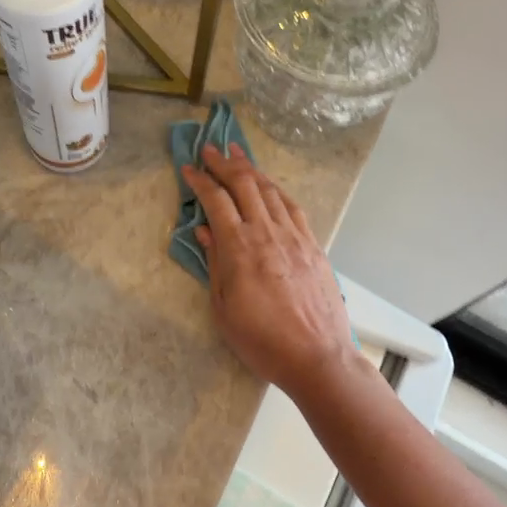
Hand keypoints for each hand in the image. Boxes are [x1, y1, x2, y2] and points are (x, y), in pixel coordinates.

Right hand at [182, 144, 358, 393]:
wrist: (318, 357)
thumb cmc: (263, 340)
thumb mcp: (224, 309)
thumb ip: (215, 264)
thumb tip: (204, 231)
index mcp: (240, 247)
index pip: (216, 201)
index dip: (200, 181)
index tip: (188, 168)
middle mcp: (267, 232)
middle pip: (244, 184)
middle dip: (224, 163)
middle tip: (210, 149)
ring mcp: (294, 236)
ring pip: (269, 190)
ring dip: (251, 169)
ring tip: (237, 154)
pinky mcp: (312, 245)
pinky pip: (292, 206)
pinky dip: (276, 190)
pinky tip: (269, 186)